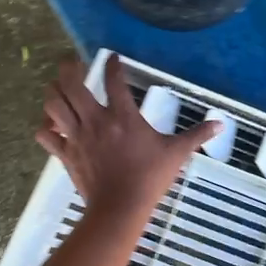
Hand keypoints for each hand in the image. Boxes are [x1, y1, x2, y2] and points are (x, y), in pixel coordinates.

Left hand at [35, 58, 219, 213]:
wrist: (120, 208)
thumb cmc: (150, 178)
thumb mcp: (177, 153)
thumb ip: (197, 135)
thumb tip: (220, 125)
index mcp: (123, 116)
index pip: (114, 80)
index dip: (112, 65)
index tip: (112, 58)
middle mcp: (96, 120)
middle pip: (71, 84)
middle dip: (69, 69)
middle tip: (72, 63)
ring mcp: (76, 136)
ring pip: (53, 104)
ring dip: (53, 92)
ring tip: (58, 87)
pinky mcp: (65, 153)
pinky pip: (45, 134)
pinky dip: (44, 125)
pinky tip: (51, 123)